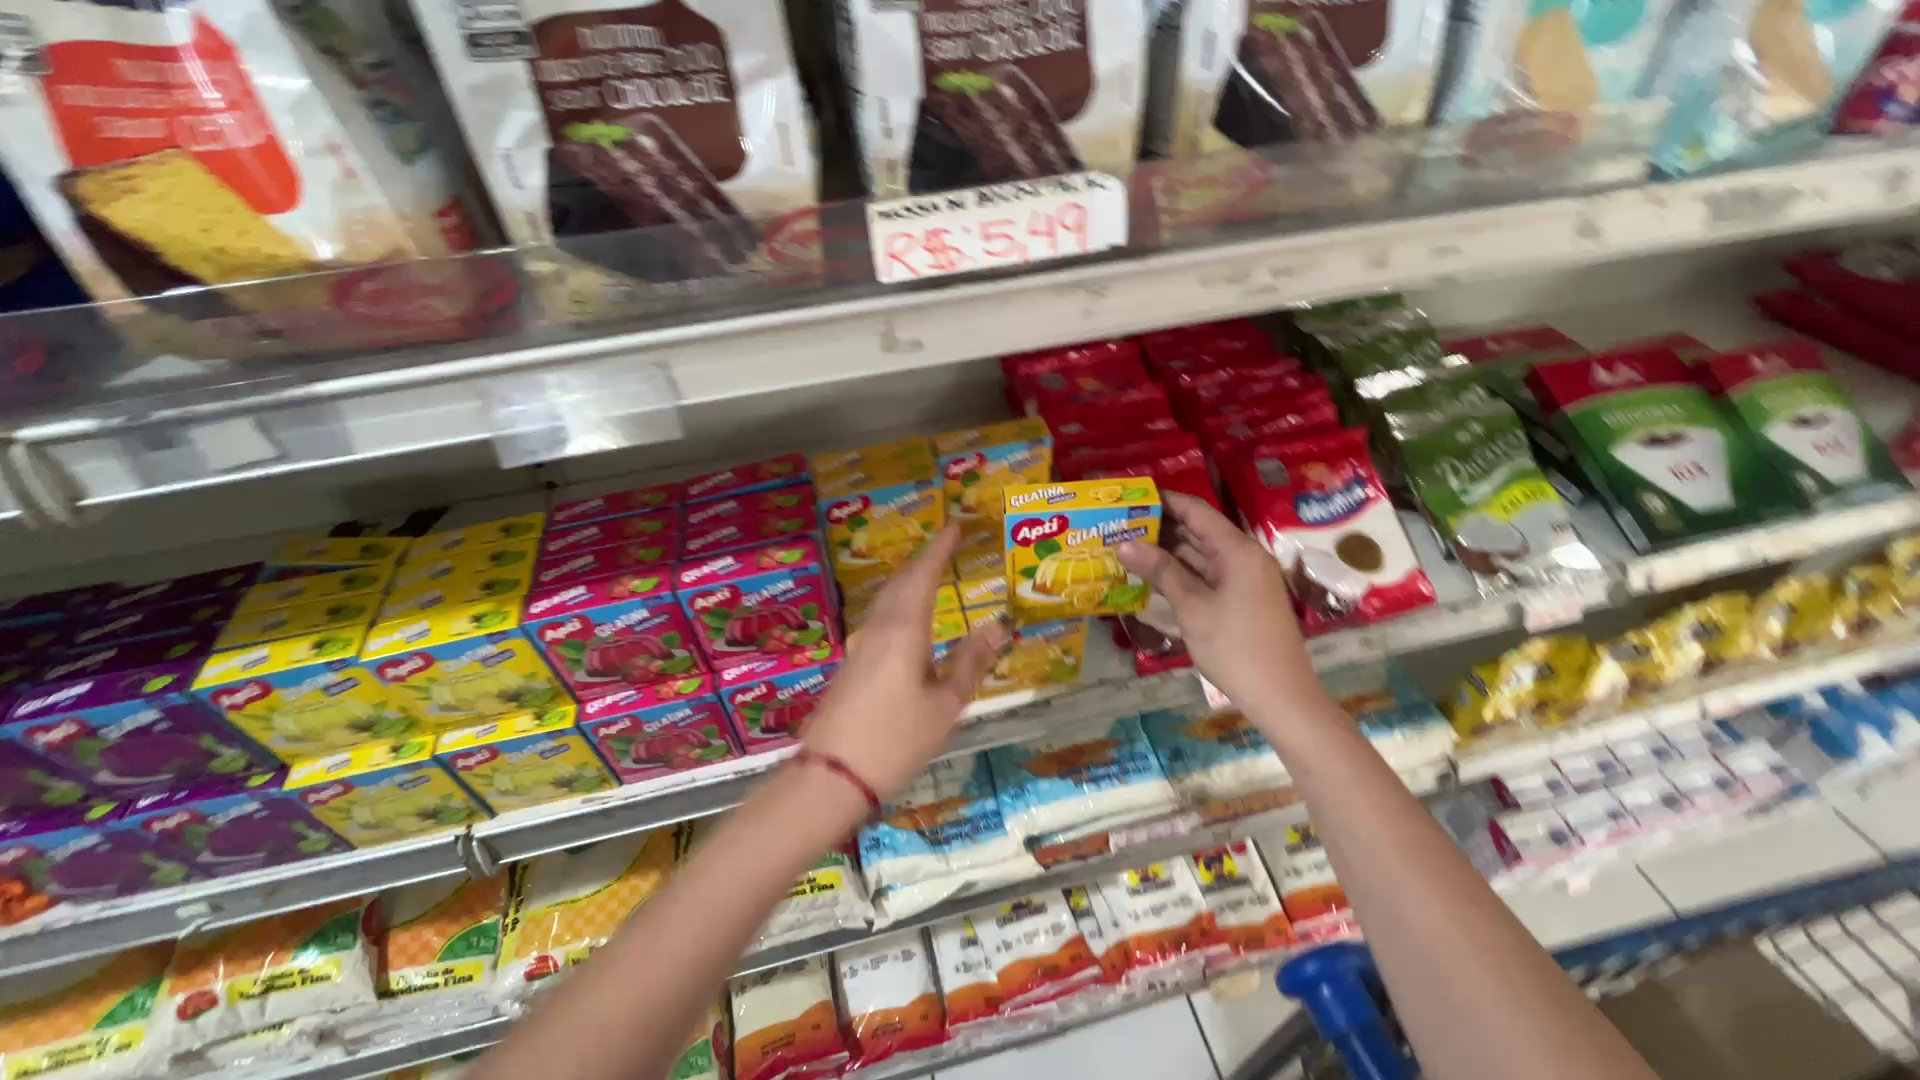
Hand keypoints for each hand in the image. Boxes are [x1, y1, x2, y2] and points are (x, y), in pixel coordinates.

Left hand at [803, 527, 1008, 800]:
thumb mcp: (945, 706)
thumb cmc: (896, 740)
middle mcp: (878, 630)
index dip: (938, 549)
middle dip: (923, 561)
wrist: (831, 776)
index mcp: (903, 630)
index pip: (922, 576)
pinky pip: (880, 621)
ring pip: (887, 602)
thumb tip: (1000, 625)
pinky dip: (899, 606)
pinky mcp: (851, 667)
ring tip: (930, 575)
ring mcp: (860, 648)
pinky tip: (908, 621)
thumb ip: (971, 663)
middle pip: (900, 583)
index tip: (954, 527)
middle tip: (946, 546)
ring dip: (909, 582)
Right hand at [1117, 491, 1330, 715]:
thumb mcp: (1192, 608)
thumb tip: (1125, 545)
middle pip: (1200, 531)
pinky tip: (1155, 575)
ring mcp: (1246, 579)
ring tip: (1129, 545)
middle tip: (1121, 525)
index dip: (1165, 501)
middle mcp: (1245, 557)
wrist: (1281, 695)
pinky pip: (1209, 575)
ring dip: (1170, 551)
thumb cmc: (1235, 647)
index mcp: (1238, 550)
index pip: (1197, 511)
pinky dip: (1183, 573)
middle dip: (1162, 527)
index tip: (1131, 498)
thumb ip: (1161, 572)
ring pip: (1203, 555)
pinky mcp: (1244, 600)